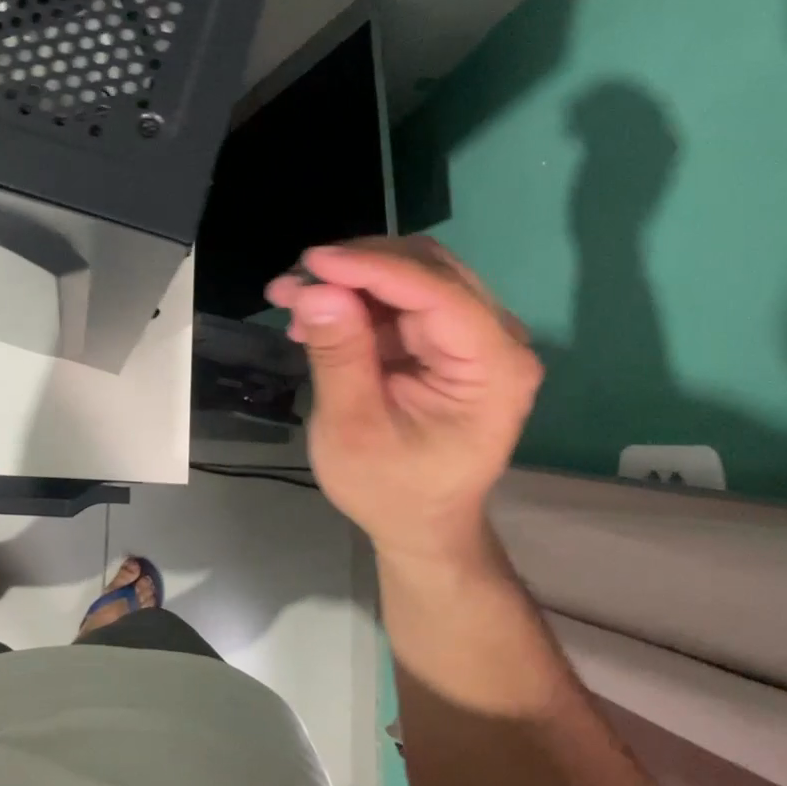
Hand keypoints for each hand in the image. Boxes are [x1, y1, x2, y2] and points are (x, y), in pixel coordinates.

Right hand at [266, 238, 540, 563]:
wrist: (417, 523)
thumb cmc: (389, 489)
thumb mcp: (353, 430)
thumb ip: (339, 357)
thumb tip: (315, 290)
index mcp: (494, 368)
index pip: (438, 293)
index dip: (373, 268)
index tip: (312, 262)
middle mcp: (496, 339)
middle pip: (429, 271)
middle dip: (356, 268)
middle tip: (291, 284)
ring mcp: (473, 336)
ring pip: (411, 275)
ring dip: (349, 279)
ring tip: (292, 299)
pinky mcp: (446, 339)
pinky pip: (400, 297)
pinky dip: (354, 298)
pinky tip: (313, 315)